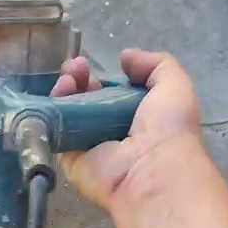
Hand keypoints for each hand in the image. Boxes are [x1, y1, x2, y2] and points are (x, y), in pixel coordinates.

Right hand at [51, 49, 204, 209]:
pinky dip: (54, 112)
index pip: (111, 94)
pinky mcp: (71, 161)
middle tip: (76, 67)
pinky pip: (57, 134)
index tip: (95, 63)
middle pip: (87, 102)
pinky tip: (60, 93)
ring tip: (68, 78)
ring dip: (65, 90)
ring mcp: (90, 149)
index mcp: (137, 118)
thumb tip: (126, 57)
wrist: (153, 169)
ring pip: (69, 115)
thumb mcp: (174, 84)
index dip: (101, 77)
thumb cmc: (168, 128)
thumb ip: (155, 64)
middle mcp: (112, 133)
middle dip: (79, 79)